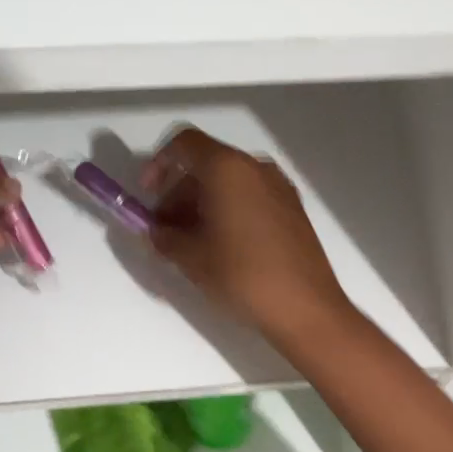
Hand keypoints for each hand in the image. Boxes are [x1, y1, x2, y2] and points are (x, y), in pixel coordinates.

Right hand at [143, 127, 352, 337]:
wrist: (305, 307)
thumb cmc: (242, 276)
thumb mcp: (192, 259)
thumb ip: (165, 237)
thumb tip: (157, 231)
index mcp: (228, 168)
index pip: (184, 144)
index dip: (158, 165)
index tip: (148, 195)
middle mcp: (256, 167)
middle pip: (208, 165)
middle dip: (179, 194)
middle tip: (166, 232)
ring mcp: (280, 187)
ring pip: (230, 184)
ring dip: (204, 206)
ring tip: (193, 246)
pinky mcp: (293, 210)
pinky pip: (251, 199)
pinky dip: (230, 213)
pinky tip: (224, 249)